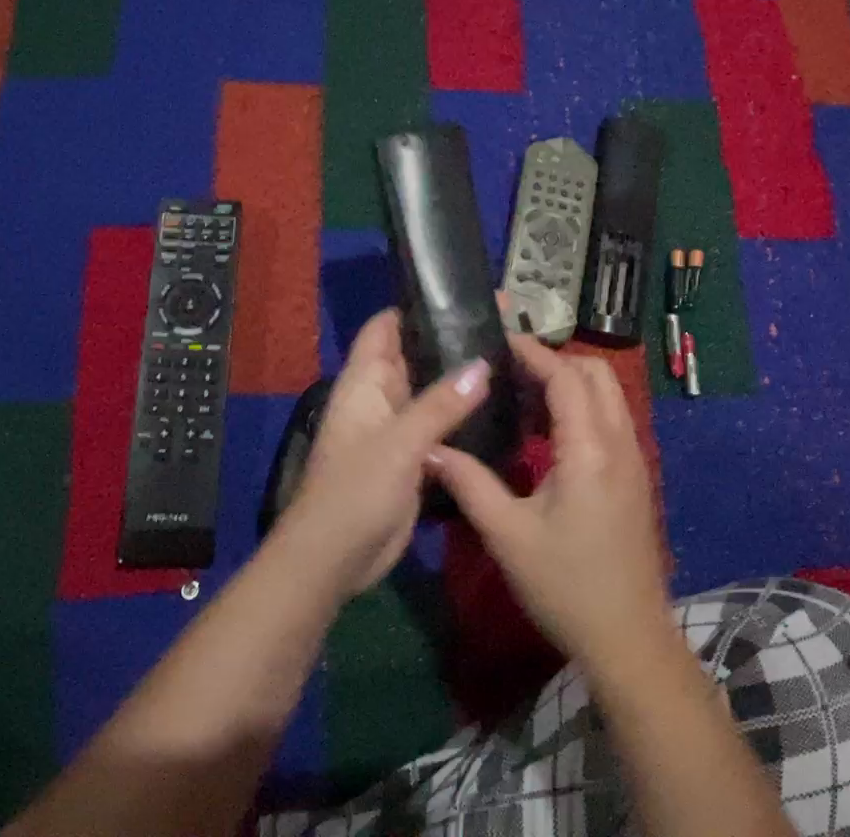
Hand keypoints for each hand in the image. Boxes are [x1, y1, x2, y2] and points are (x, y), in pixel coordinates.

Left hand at [271, 308, 492, 595]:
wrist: (336, 558)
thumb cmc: (355, 491)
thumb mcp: (399, 442)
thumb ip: (440, 404)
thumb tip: (483, 364)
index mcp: (365, 383)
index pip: (387, 327)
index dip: (418, 306)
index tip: (463, 291)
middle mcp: (381, 399)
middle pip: (416, 357)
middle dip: (452, 340)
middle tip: (506, 324)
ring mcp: (397, 430)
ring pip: (432, 393)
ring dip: (463, 379)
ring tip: (513, 358)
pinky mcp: (413, 459)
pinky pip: (440, 426)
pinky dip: (464, 415)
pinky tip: (502, 407)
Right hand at [429, 334, 675, 668]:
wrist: (627, 636)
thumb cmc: (565, 585)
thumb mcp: (507, 535)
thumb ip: (469, 483)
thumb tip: (430, 448)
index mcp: (590, 449)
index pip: (566, 377)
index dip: (533, 352)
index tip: (498, 340)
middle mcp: (620, 443)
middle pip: (596, 374)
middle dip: (555, 361)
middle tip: (508, 370)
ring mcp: (634, 460)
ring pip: (608, 396)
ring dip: (571, 384)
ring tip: (521, 396)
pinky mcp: (635, 479)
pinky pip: (611, 421)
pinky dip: (583, 408)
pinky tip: (546, 434)